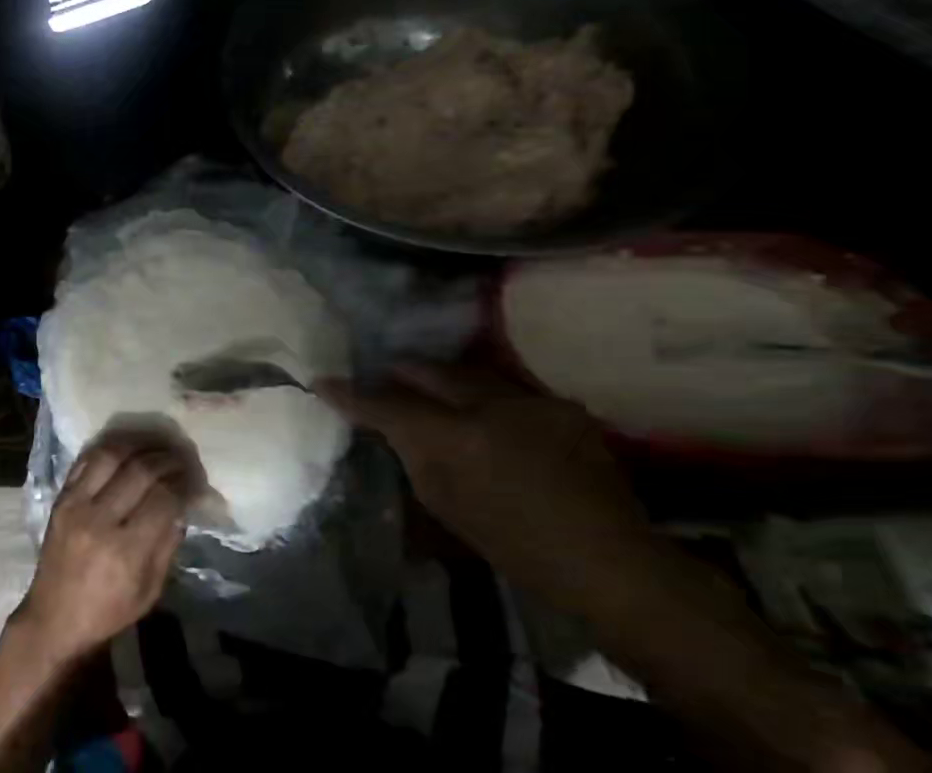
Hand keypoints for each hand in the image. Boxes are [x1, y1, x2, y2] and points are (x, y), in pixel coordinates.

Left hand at [16, 436, 192, 663]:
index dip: (185, 483)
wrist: (54, 619)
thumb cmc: (109, 610)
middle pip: (141, 470)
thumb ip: (169, 542)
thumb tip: (185, 502)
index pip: (164, 498)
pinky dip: (110, 448)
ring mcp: (75, 505)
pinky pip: (86, 460)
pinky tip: (128, 448)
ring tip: (157, 446)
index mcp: (126, 551)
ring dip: (139, 444)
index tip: (196, 478)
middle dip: (168, 459)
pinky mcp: (61, 498)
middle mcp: (99, 520)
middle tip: (182, 458)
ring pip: (112, 455)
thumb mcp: (151, 588)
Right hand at [315, 364, 655, 596]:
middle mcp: (491, 406)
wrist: (608, 560)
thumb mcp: (449, 508)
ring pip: (468, 372)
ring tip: (424, 386)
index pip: (390, 406)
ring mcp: (529, 400)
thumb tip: (396, 430)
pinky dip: (481, 395)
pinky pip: (504, 388)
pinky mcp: (558, 403)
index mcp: (457, 440)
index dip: (353, 394)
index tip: (323, 382)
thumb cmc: (517, 547)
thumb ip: (416, 458)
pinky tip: (482, 412)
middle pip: (428, 371)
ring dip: (440, 379)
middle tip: (380, 378)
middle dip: (398, 372)